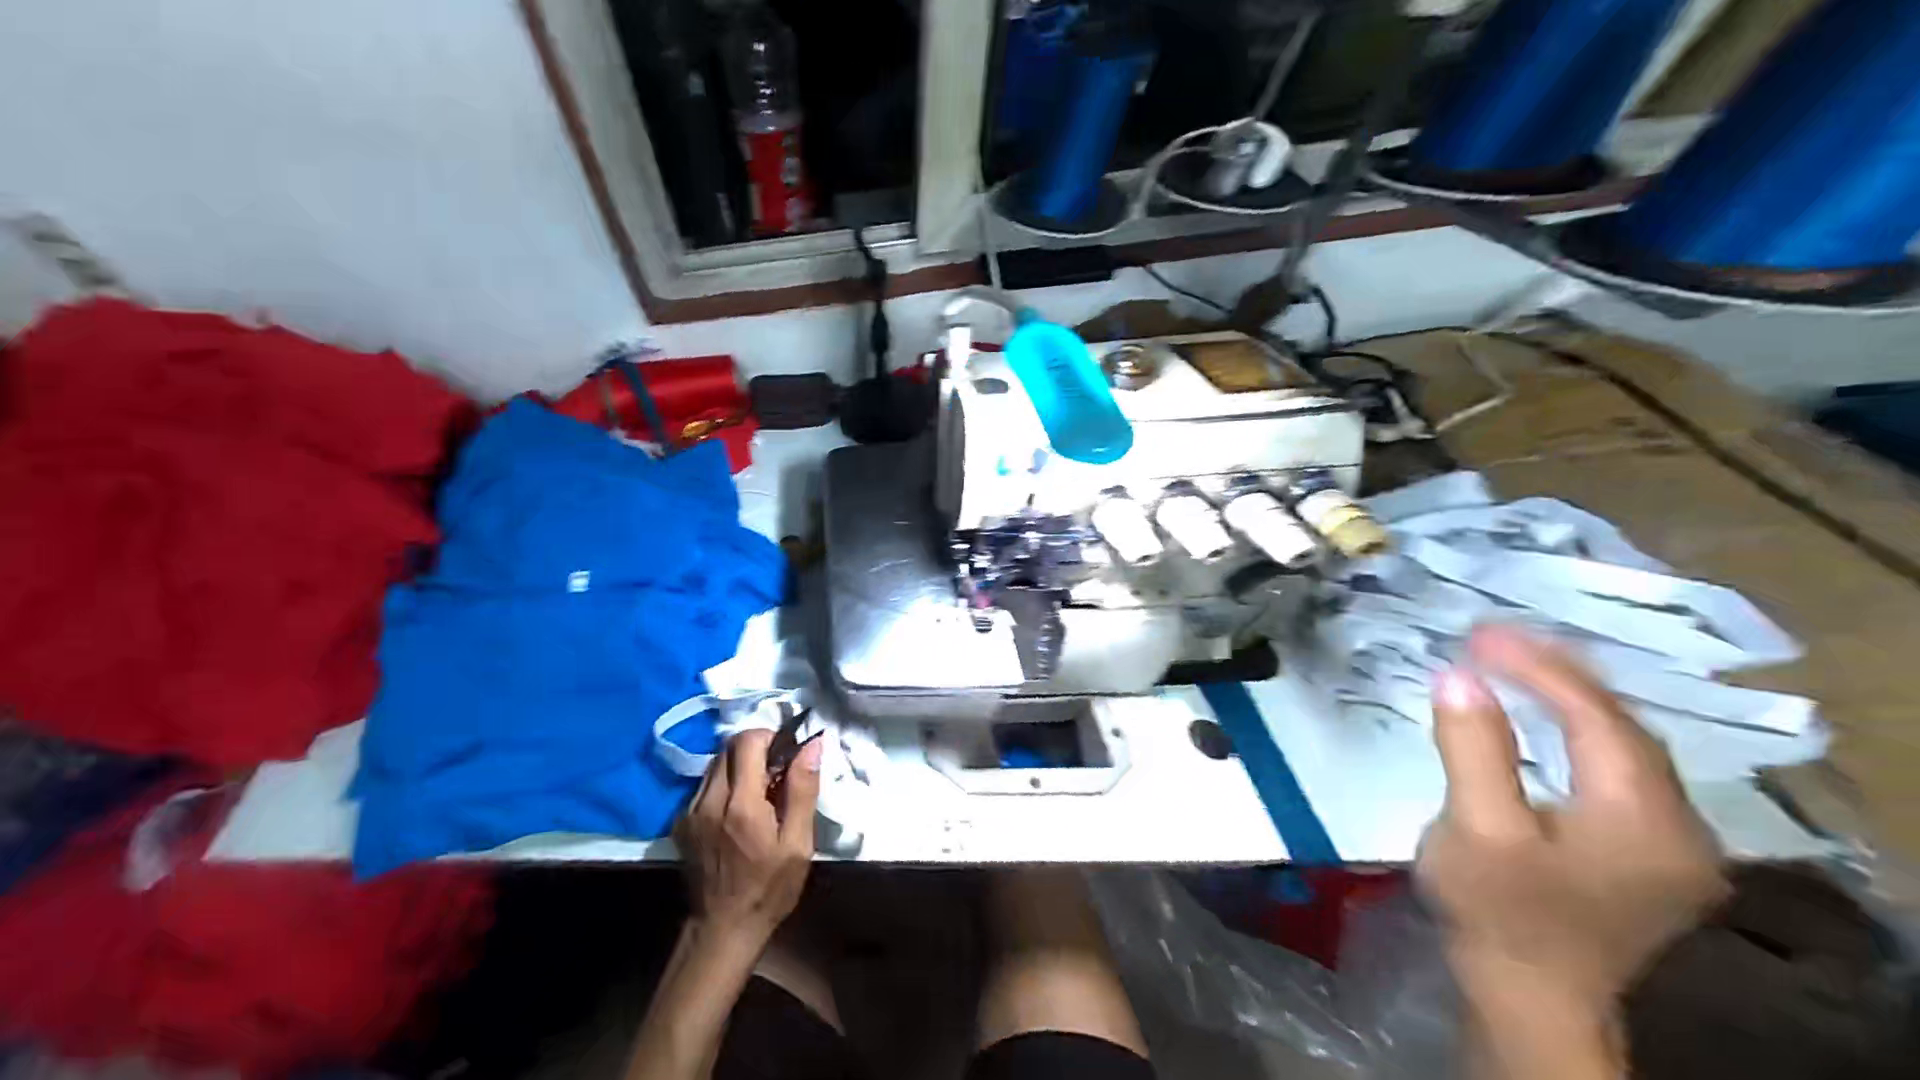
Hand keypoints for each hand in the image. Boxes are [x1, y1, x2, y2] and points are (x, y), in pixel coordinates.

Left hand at [678, 729, 821, 944]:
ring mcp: (690, 811)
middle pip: (729, 748)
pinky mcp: (681, 822)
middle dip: (756, 750)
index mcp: (740, 804)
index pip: (748, 742)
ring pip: (716, 764)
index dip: (770, 737)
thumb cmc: (770, 888)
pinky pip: (706, 785)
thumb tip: (812, 745)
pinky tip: (739, 810)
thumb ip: (802, 790)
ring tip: (760, 792)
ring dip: (740, 766)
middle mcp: (709, 801)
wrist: (722, 930)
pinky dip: (725, 785)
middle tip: (778, 775)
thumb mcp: (798, 844)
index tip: (788, 755)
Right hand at [1418, 624, 1728, 1016]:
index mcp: (1642, 819)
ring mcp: (1672, 840)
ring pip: (1625, 744)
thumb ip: (1472, 748)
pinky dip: (1578, 728)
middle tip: (1492, 636)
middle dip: (1557, 671)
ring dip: (1569, 696)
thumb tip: (1457, 676)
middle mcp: (1680, 824)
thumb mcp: (1475, 828)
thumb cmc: (1496, 912)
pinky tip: (1545, 713)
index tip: (1478, 633)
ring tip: (1513, 660)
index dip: (1537, 667)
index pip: (1596, 718)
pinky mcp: (1650, 849)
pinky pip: (1619, 766)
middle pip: (1622, 725)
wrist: (1530, 996)